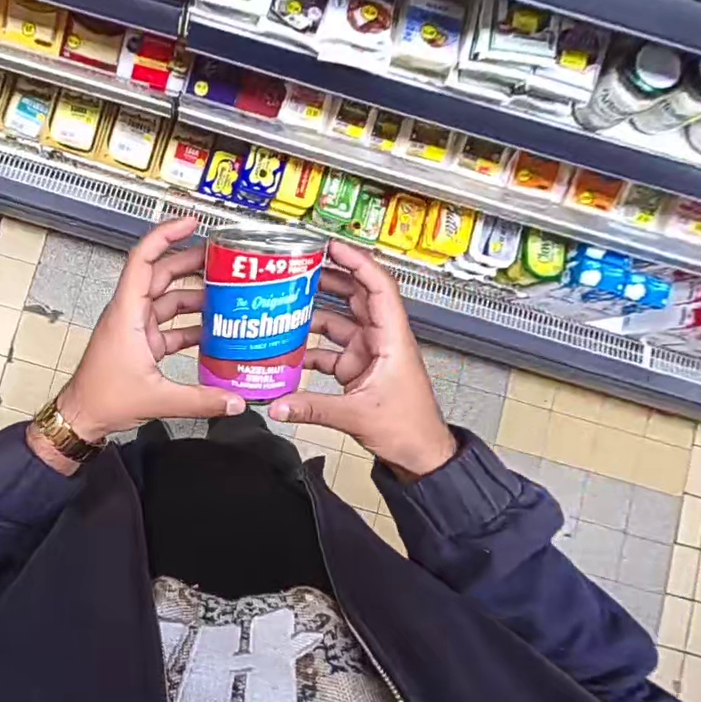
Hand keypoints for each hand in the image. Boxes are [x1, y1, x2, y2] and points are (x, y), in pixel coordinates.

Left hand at [52, 217, 245, 443]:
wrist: (82, 417)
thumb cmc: (100, 398)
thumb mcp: (158, 398)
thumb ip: (202, 400)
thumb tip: (234, 400)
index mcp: (127, 314)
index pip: (143, 259)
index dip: (166, 235)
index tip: (189, 224)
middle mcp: (130, 314)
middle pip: (162, 274)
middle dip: (191, 262)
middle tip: (220, 259)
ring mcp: (136, 328)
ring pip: (168, 299)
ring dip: (195, 294)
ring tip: (223, 293)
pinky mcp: (141, 344)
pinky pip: (170, 325)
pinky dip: (190, 324)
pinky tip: (211, 330)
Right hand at [269, 241, 456, 478]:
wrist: (421, 454)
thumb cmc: (411, 429)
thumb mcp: (357, 416)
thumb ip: (312, 408)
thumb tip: (279, 404)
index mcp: (392, 339)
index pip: (378, 287)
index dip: (356, 262)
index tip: (333, 247)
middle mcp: (382, 340)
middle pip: (356, 297)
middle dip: (329, 279)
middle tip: (302, 267)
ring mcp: (370, 354)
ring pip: (341, 322)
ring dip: (316, 311)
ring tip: (289, 302)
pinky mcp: (359, 371)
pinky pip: (331, 350)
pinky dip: (312, 347)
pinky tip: (291, 349)